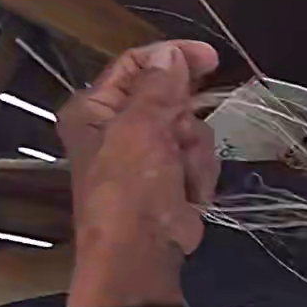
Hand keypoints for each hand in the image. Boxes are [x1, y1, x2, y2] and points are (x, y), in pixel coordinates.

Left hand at [58, 40, 221, 306]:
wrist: (143, 253)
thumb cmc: (130, 190)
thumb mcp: (140, 130)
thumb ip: (157, 88)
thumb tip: (170, 53)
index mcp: (96, 110)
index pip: (135, 66)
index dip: (172, 57)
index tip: (210, 57)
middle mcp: (120, 127)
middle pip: (170, 98)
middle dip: (183, 121)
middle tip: (180, 139)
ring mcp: (149, 153)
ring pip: (192, 129)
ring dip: (195, 154)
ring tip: (181, 177)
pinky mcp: (174, 177)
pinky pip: (199, 157)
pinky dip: (200, 174)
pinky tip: (189, 192)